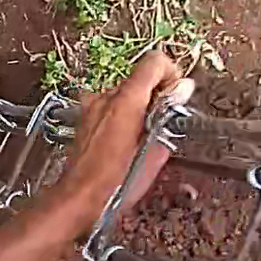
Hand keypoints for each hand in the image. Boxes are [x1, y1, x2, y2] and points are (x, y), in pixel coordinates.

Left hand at [52, 50, 192, 231]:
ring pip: (122, 94)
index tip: (176, 94)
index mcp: (125, 101)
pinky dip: (121, 116)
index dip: (170, 74)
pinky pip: (108, 108)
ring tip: (143, 137)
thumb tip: (182, 91)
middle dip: (155, 95)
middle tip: (163, 122)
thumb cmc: (115, 182)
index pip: (154, 62)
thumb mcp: (153, 152)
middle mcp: (104, 98)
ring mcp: (90, 108)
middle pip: (138, 79)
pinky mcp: (84, 120)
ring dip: (137, 107)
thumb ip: (168, 116)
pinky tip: (125, 142)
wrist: (79, 198)